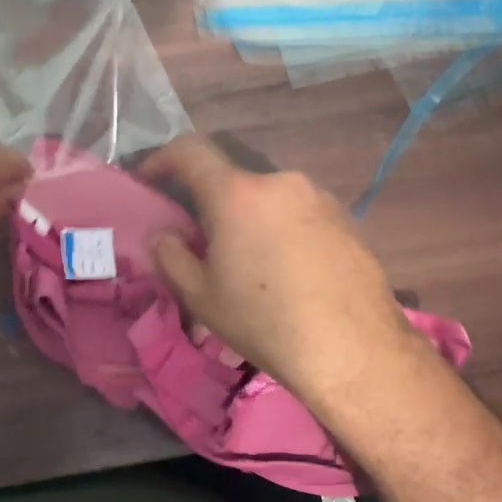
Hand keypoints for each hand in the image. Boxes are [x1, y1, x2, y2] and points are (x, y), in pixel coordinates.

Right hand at [142, 135, 419, 403]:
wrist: (353, 349)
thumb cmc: (264, 321)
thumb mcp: (201, 296)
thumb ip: (171, 256)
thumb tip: (163, 234)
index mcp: (237, 194)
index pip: (190, 152)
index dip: (161, 159)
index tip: (147, 179)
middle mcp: (280, 182)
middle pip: (232, 180)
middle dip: (210, 204)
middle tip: (201, 241)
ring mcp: (319, 197)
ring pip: (267, 198)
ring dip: (248, 218)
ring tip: (248, 263)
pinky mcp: (346, 218)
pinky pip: (298, 213)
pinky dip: (280, 230)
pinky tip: (286, 272)